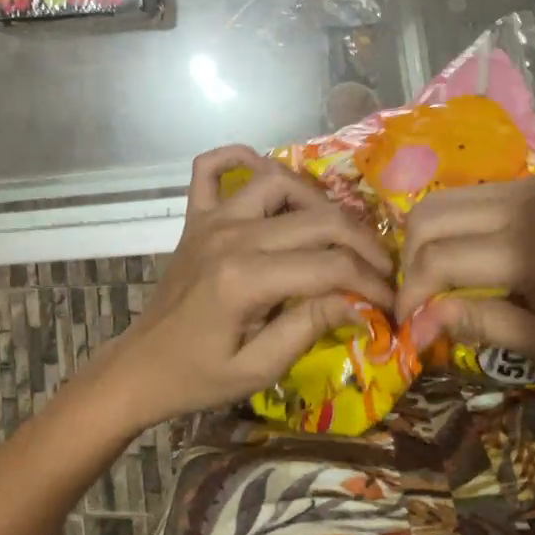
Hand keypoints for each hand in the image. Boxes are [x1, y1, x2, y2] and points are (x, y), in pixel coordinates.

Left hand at [87, 146, 394, 432]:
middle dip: (360, 242)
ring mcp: (210, 220)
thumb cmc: (199, 376)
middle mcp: (230, 235)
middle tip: (380, 268)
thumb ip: (309, 327)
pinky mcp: (195, 217)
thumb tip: (360, 301)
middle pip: (315, 218)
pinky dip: (237, 158)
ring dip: (314, 198)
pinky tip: (263, 173)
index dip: (370, 282)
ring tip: (335, 231)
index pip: (329, 265)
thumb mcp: (259, 368)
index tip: (391, 302)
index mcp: (245, 278)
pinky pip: (209, 167)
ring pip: (275, 179)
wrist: (142, 366)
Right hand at [395, 177, 534, 376]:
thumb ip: (485, 326)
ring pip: (444, 201)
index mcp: (530, 250)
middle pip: (428, 217)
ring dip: (427, 239)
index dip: (412, 293)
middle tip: (418, 300)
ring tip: (436, 281)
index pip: (438, 260)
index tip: (406, 326)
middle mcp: (521, 204)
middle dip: (410, 260)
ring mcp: (529, 188)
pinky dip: (453, 225)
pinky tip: (465, 258)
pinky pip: (472, 198)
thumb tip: (422, 320)